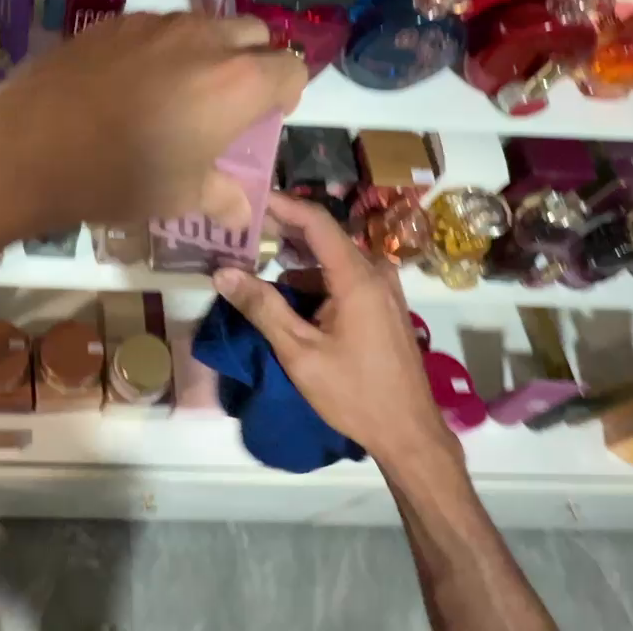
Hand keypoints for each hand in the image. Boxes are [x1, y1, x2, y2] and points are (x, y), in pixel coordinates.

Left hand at [0, 14, 305, 235]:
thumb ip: (222, 197)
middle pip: (253, 32)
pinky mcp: (112, 21)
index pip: (291, 68)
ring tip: (180, 90)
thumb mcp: (179, 197)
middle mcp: (203, 38)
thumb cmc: (118, 177)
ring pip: (203, 23)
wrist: (30, 147)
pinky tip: (132, 81)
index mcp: (236, 81)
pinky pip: (157, 26)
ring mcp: (154, 23)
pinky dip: (162, 47)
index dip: (286, 92)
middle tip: (229, 101)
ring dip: (208, 50)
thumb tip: (242, 212)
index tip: (266, 117)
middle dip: (253, 61)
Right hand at [213, 194, 457, 464]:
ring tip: (252, 259)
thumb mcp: (300, 352)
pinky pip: (342, 275)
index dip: (281, 204)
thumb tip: (222, 272)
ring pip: (330, 257)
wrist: (409, 434)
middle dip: (280, 230)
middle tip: (239, 228)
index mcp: (358, 277)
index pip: (315, 221)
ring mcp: (382, 288)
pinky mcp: (382, 304)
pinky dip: (312, 277)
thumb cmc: (355, 394)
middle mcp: (375, 272)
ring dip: (294, 257)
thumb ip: (262, 307)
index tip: (246, 197)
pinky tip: (284, 292)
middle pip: (322, 235)